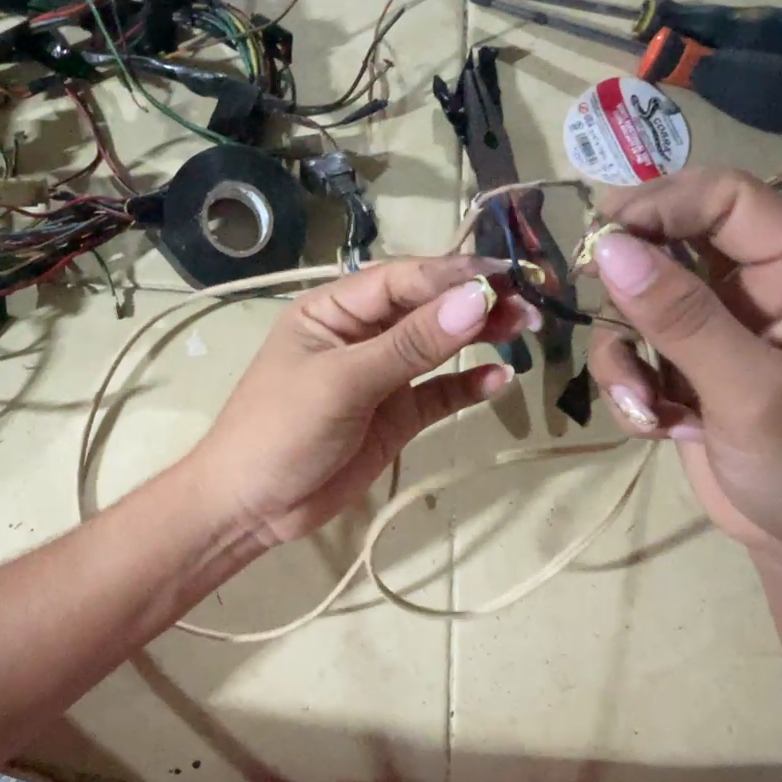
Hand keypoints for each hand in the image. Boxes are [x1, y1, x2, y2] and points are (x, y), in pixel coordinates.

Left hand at [185, 256, 536, 545]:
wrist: (251, 507)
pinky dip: (466, 386)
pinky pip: (437, 394)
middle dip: (472, 301)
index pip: (401, 279)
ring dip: (477, 336)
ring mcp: (378, 378)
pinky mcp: (393, 418)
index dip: (453, 274)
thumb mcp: (341, 383)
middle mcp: (359, 336)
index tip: (507, 275)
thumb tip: (475, 299)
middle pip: (425, 308)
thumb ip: (409, 345)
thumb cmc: (280, 432)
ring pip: (436, 348)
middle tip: (529, 302)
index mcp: (332, 311)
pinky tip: (498, 380)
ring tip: (525, 329)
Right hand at [586, 169, 781, 564]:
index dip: (662, 204)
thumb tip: (611, 247)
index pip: (729, 201)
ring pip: (641, 307)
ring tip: (645, 408)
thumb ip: (681, 317)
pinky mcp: (692, 373)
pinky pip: (636, 355)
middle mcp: (764, 291)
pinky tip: (657, 428)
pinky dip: (631, 390)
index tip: (598, 232)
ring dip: (625, 358)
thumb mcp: (751, 391)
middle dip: (631, 286)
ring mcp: (723, 334)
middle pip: (674, 247)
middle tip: (597, 311)